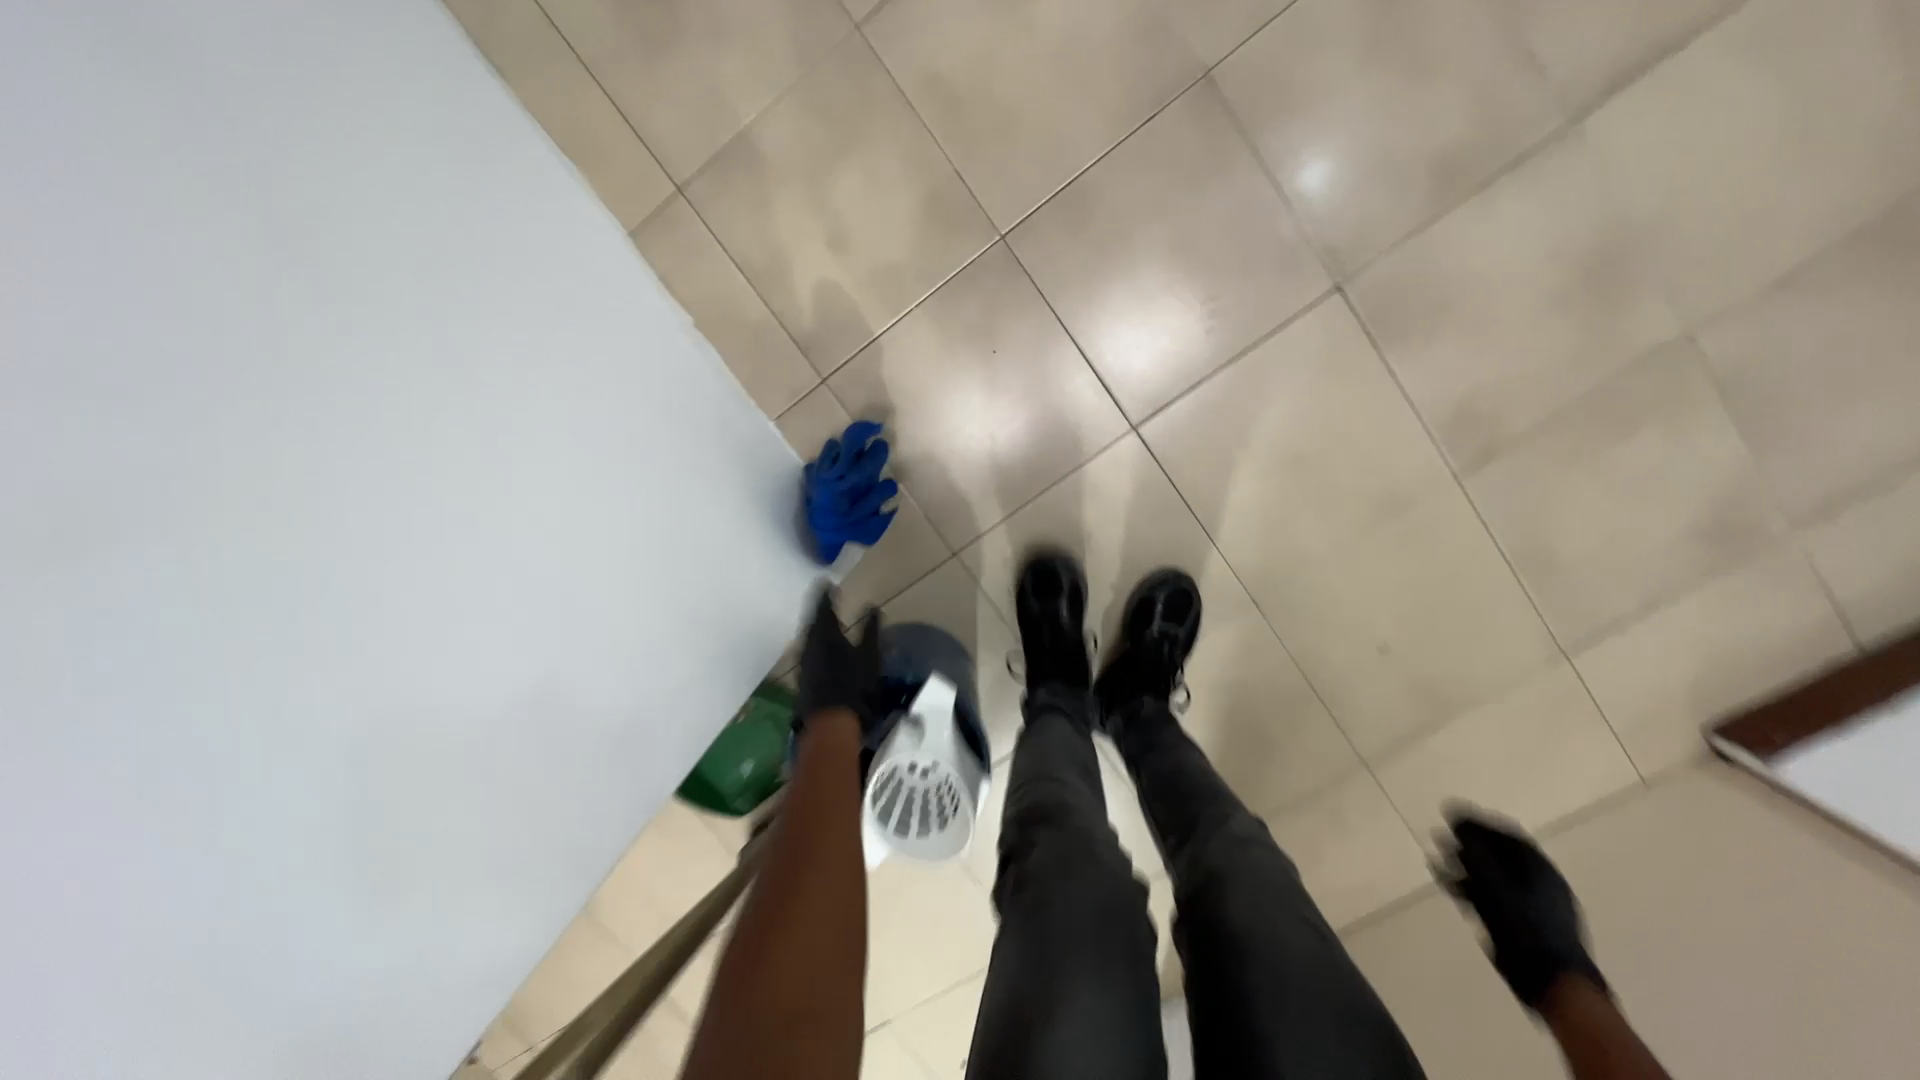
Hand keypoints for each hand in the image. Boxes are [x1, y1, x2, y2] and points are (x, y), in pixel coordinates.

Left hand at [794, 587, 882, 734]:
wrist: (830, 725)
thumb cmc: (855, 687)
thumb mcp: (870, 656)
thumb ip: (871, 630)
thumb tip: (872, 607)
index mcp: (825, 634)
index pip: (822, 607)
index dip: (825, 594)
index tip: (828, 583)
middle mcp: (809, 645)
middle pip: (811, 622)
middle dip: (819, 610)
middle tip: (825, 600)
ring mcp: (803, 663)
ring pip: (808, 638)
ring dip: (817, 628)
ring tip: (825, 623)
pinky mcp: (803, 679)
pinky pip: (808, 653)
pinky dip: (816, 645)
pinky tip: (822, 651)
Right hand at [1436, 809, 1605, 1010]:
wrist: (1553, 982)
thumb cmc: (1527, 929)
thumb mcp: (1497, 887)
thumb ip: (1477, 855)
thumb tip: (1459, 824)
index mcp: (1538, 868)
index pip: (1506, 833)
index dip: (1477, 820)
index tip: (1449, 812)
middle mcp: (1536, 881)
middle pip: (1498, 853)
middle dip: (1468, 842)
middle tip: (1440, 834)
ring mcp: (1529, 903)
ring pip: (1492, 875)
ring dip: (1465, 864)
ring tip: (1437, 858)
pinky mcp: (1519, 921)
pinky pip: (1490, 895)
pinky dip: (1469, 886)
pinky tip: (1448, 885)